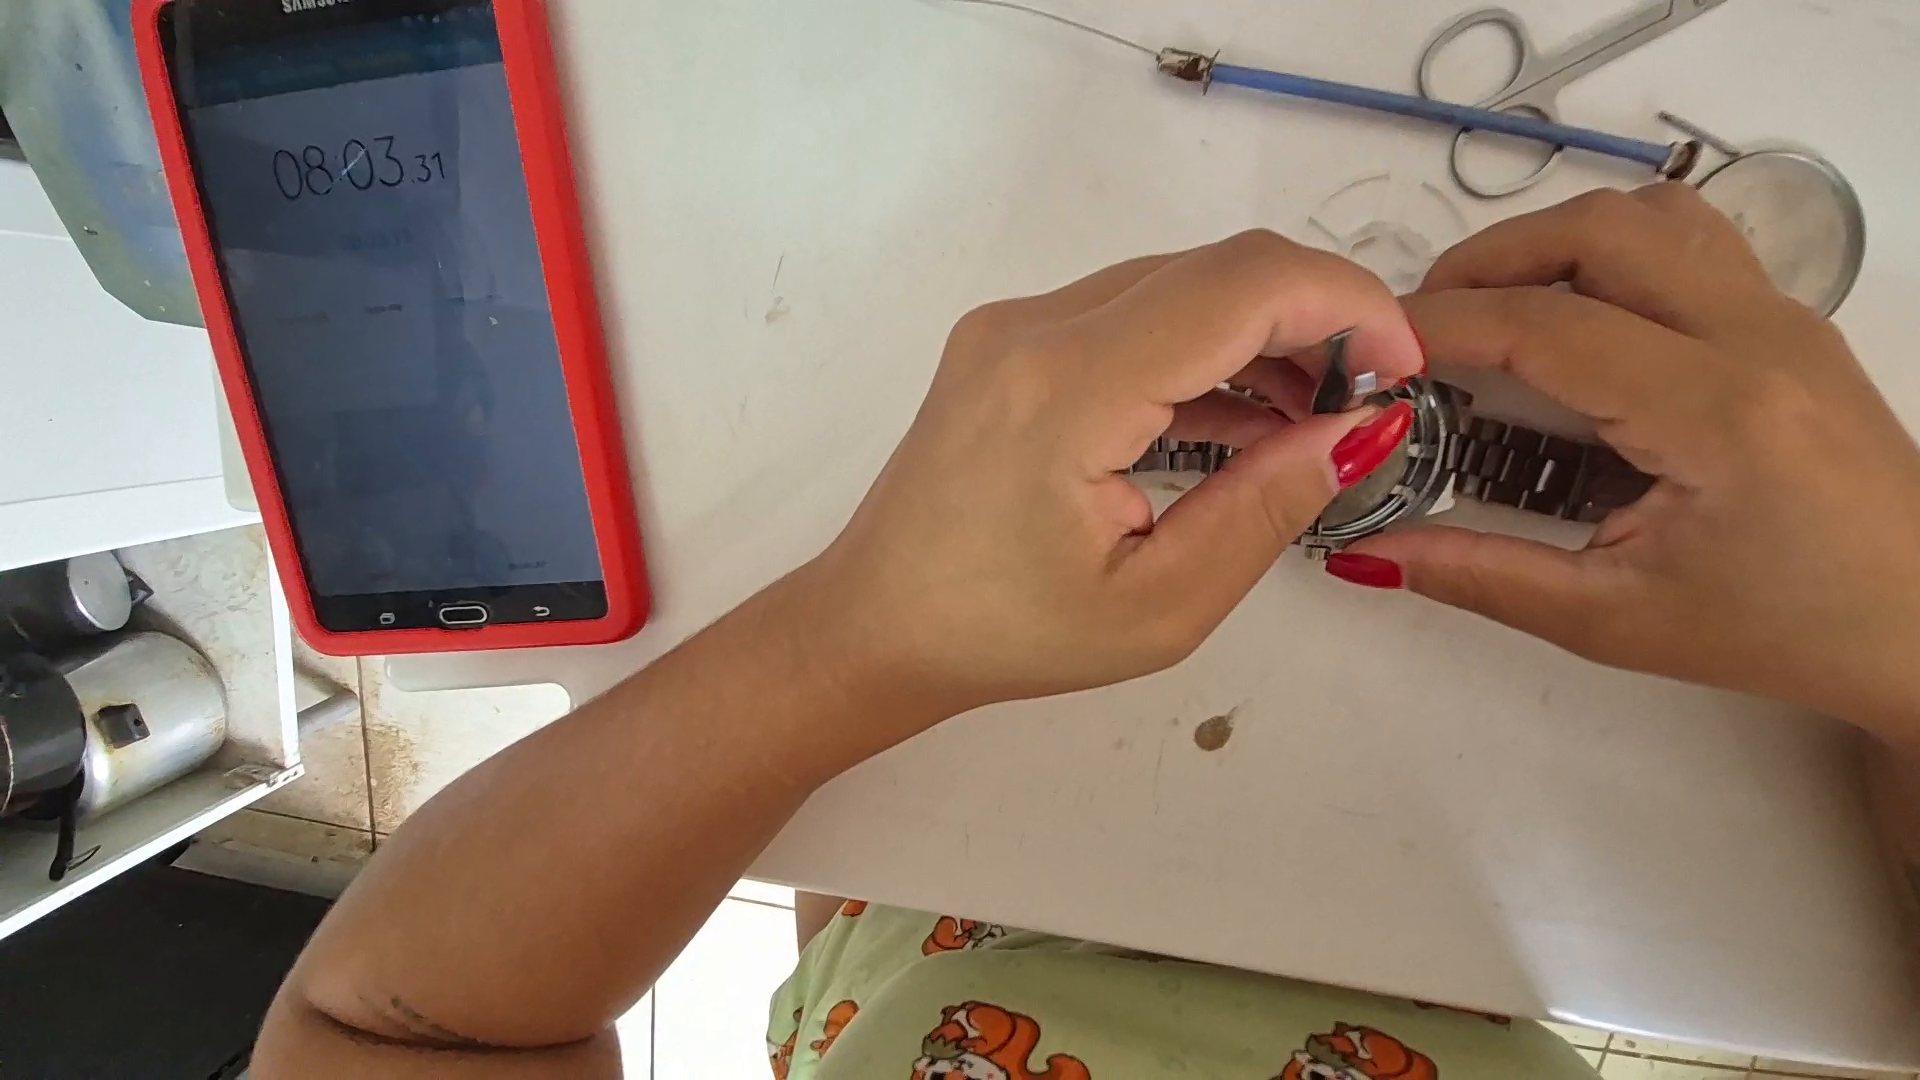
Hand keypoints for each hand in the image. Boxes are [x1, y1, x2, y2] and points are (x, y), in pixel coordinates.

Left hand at [799, 231, 1423, 720]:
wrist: (877, 625)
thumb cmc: (1005, 637)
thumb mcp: (1156, 606)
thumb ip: (1266, 508)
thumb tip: (1357, 430)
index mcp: (1066, 388)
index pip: (1241, 285)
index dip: (1348, 304)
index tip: (1399, 369)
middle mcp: (1030, 331)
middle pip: (1210, 271)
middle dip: (1307, 319)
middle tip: (1357, 404)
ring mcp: (1006, 330)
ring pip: (1168, 288)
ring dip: (1249, 338)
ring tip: (1302, 421)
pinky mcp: (1000, 349)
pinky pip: (1120, 319)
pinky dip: (1187, 354)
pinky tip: (1227, 417)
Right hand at [1335, 184, 1919, 739]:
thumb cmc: (1775, 628)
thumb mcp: (1607, 619)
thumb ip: (1474, 575)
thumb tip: (1360, 552)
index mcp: (1715, 413)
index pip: (1547, 327)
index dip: (1438, 327)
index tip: (1365, 355)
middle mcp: (1757, 338)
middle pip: (1602, 230)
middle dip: (1483, 262)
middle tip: (1415, 328)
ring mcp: (1780, 319)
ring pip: (1648, 217)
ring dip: (1541, 245)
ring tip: (1475, 313)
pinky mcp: (1780, 325)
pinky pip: (1676, 243)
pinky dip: (1590, 255)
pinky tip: (1553, 320)